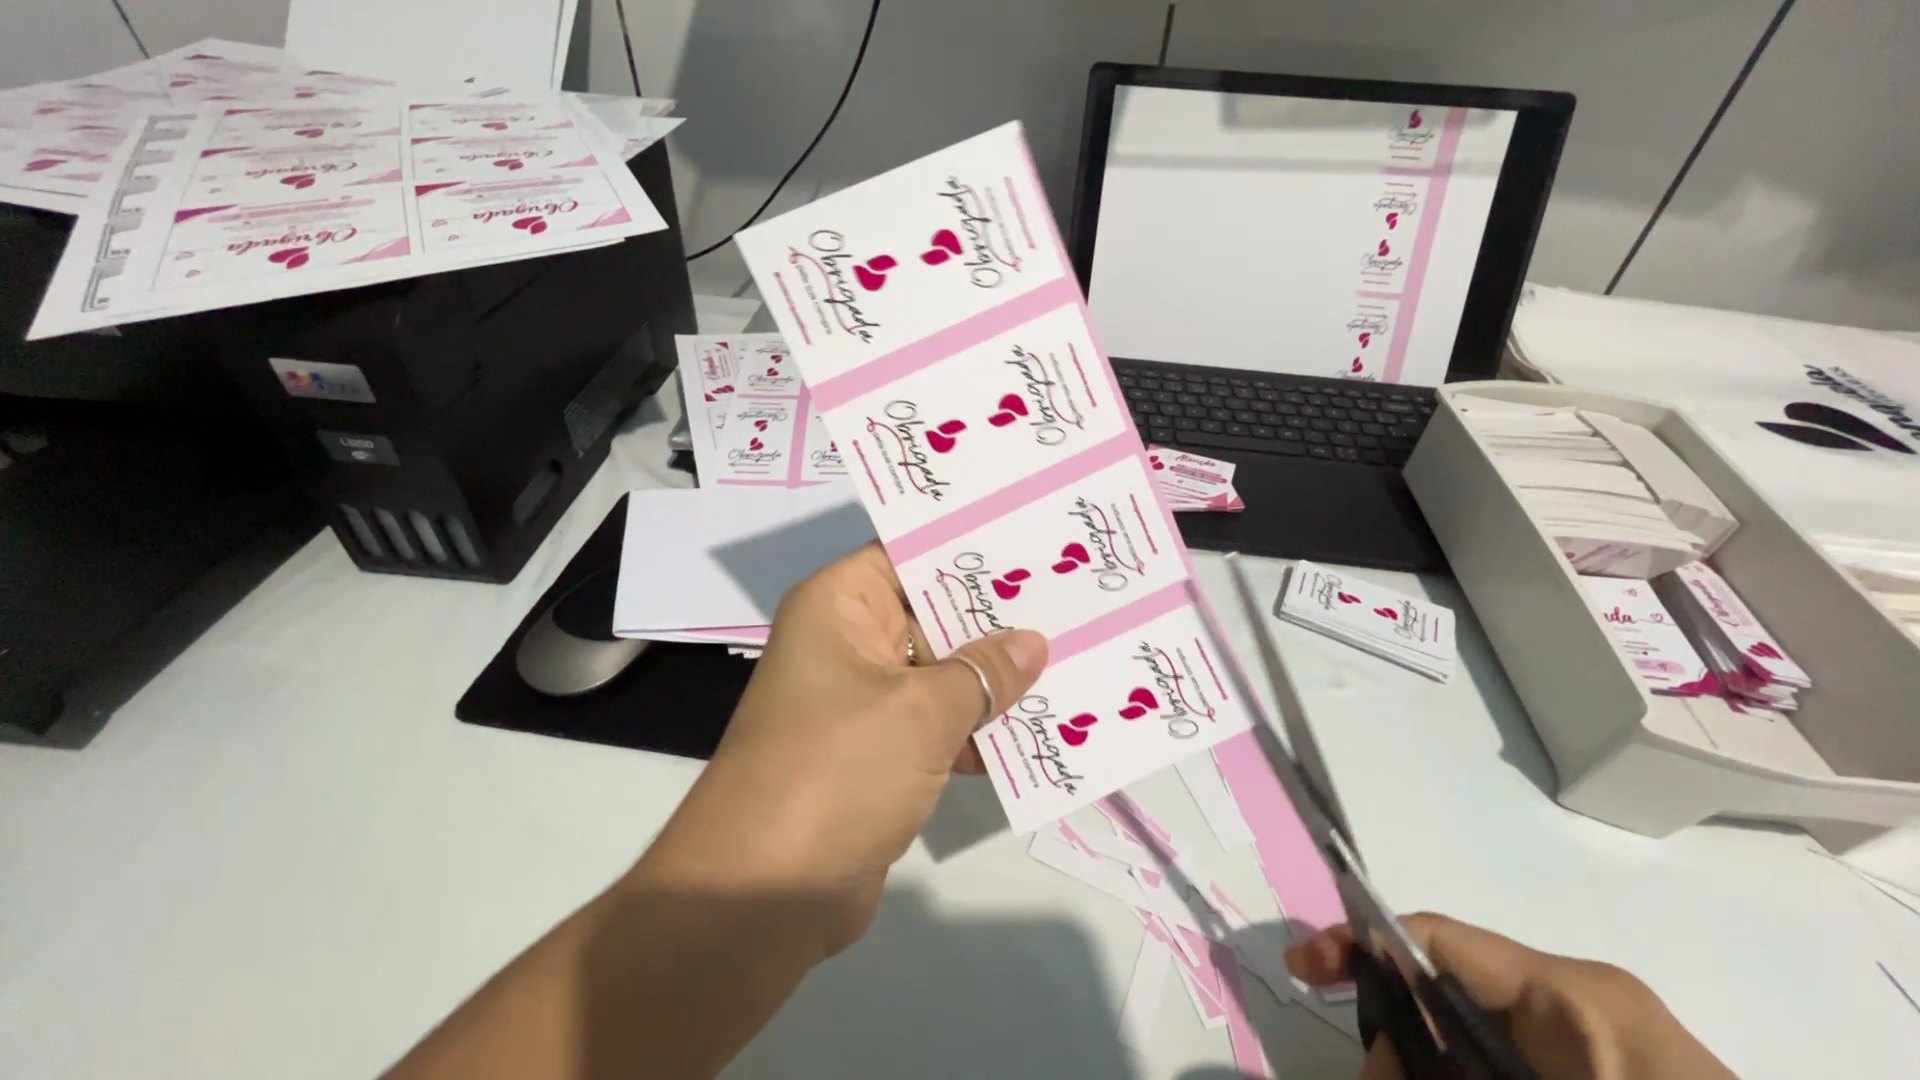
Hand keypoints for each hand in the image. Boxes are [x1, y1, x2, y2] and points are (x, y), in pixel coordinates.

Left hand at [637, 542, 1048, 954]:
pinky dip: (979, 729)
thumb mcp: (921, 711)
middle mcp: (848, 643)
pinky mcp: (878, 755)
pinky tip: (1042, 730)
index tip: (1037, 540)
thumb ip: (983, 672)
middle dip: (998, 616)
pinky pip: (938, 725)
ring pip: (942, 672)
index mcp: (840, 606)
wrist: (764, 892)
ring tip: (1077, 658)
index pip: (910, 552)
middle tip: (1074, 600)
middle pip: (933, 612)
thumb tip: (1032, 642)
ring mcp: (863, 702)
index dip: (970, 546)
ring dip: (997, 677)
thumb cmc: (837, 771)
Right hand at [1285, 915, 1735, 1079]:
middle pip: (1447, 990)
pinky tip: (1442, 1076)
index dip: (1361, 943)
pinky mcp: (1600, 1059)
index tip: (1304, 968)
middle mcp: (1576, 993)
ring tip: (1400, 1078)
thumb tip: (1375, 1062)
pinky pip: (1506, 1051)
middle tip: (1370, 1077)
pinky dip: (1467, 1066)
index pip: (1438, 937)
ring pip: (1473, 1029)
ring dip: (1429, 1060)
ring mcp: (1594, 1030)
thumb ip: (1451, 1064)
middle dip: (1397, 1034)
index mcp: (1568, 989)